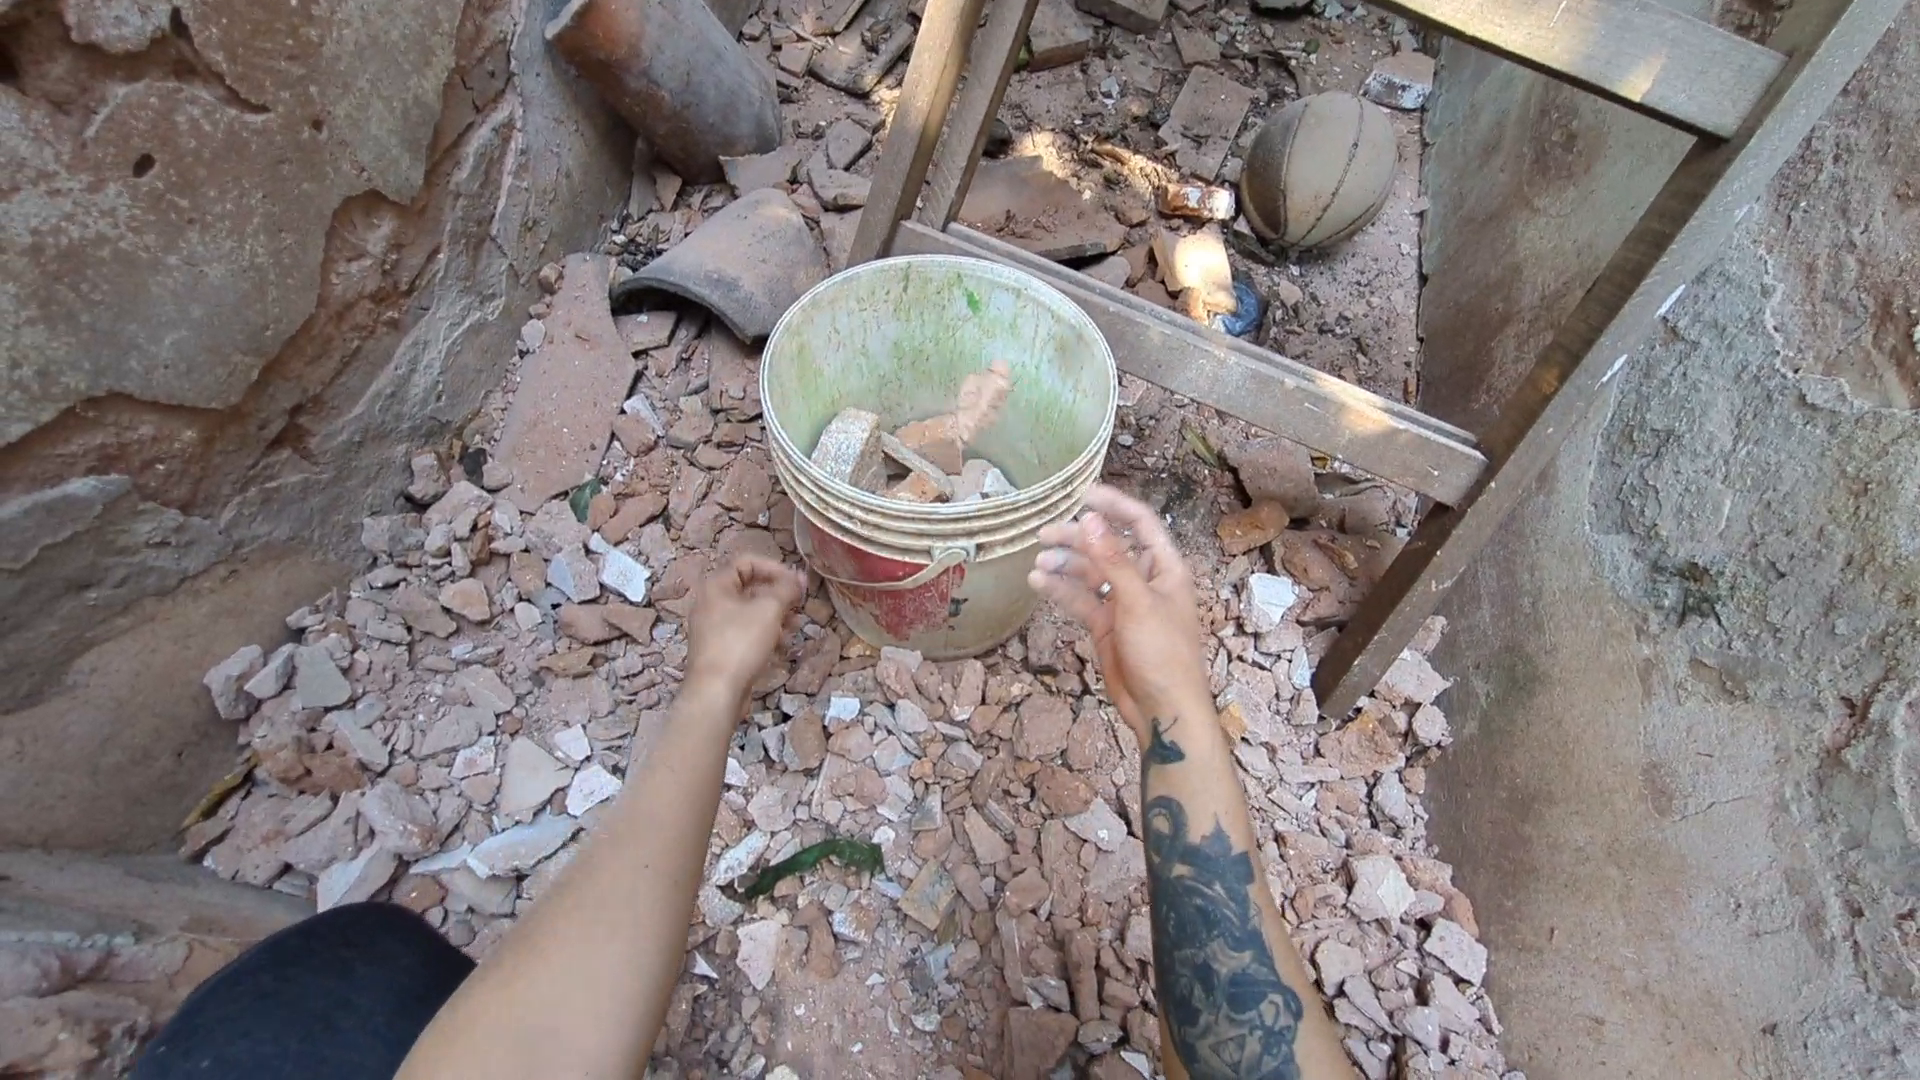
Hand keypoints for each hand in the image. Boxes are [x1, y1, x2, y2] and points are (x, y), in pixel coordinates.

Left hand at [687, 557, 807, 695]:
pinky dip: (765, 634)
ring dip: (776, 616)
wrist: (716, 692)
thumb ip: (786, 589)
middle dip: (778, 595)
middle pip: (750, 588)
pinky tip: (781, 646)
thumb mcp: (769, 609)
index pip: (747, 562)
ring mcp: (713, 628)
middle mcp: (711, 603)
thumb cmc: (741, 643)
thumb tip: (799, 577)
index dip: (775, 568)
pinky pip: (746, 633)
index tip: (796, 583)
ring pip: (750, 613)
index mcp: (717, 586)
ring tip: (796, 626)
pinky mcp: (720, 650)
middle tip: (799, 604)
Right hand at [1027, 485, 1210, 742]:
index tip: (1082, 494)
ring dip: (1065, 565)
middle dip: (1078, 538)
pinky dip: (1061, 590)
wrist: (1163, 708)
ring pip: (1089, 573)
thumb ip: (1113, 559)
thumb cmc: (1163, 652)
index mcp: (1165, 568)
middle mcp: (1143, 579)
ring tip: (1038, 563)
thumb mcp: (1138, 602)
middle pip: (1107, 547)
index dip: (1114, 505)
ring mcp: (1123, 602)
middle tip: (1044, 533)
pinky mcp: (1105, 624)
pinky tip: (1039, 583)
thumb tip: (1090, 519)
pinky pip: (1080, 599)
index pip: (1139, 523)